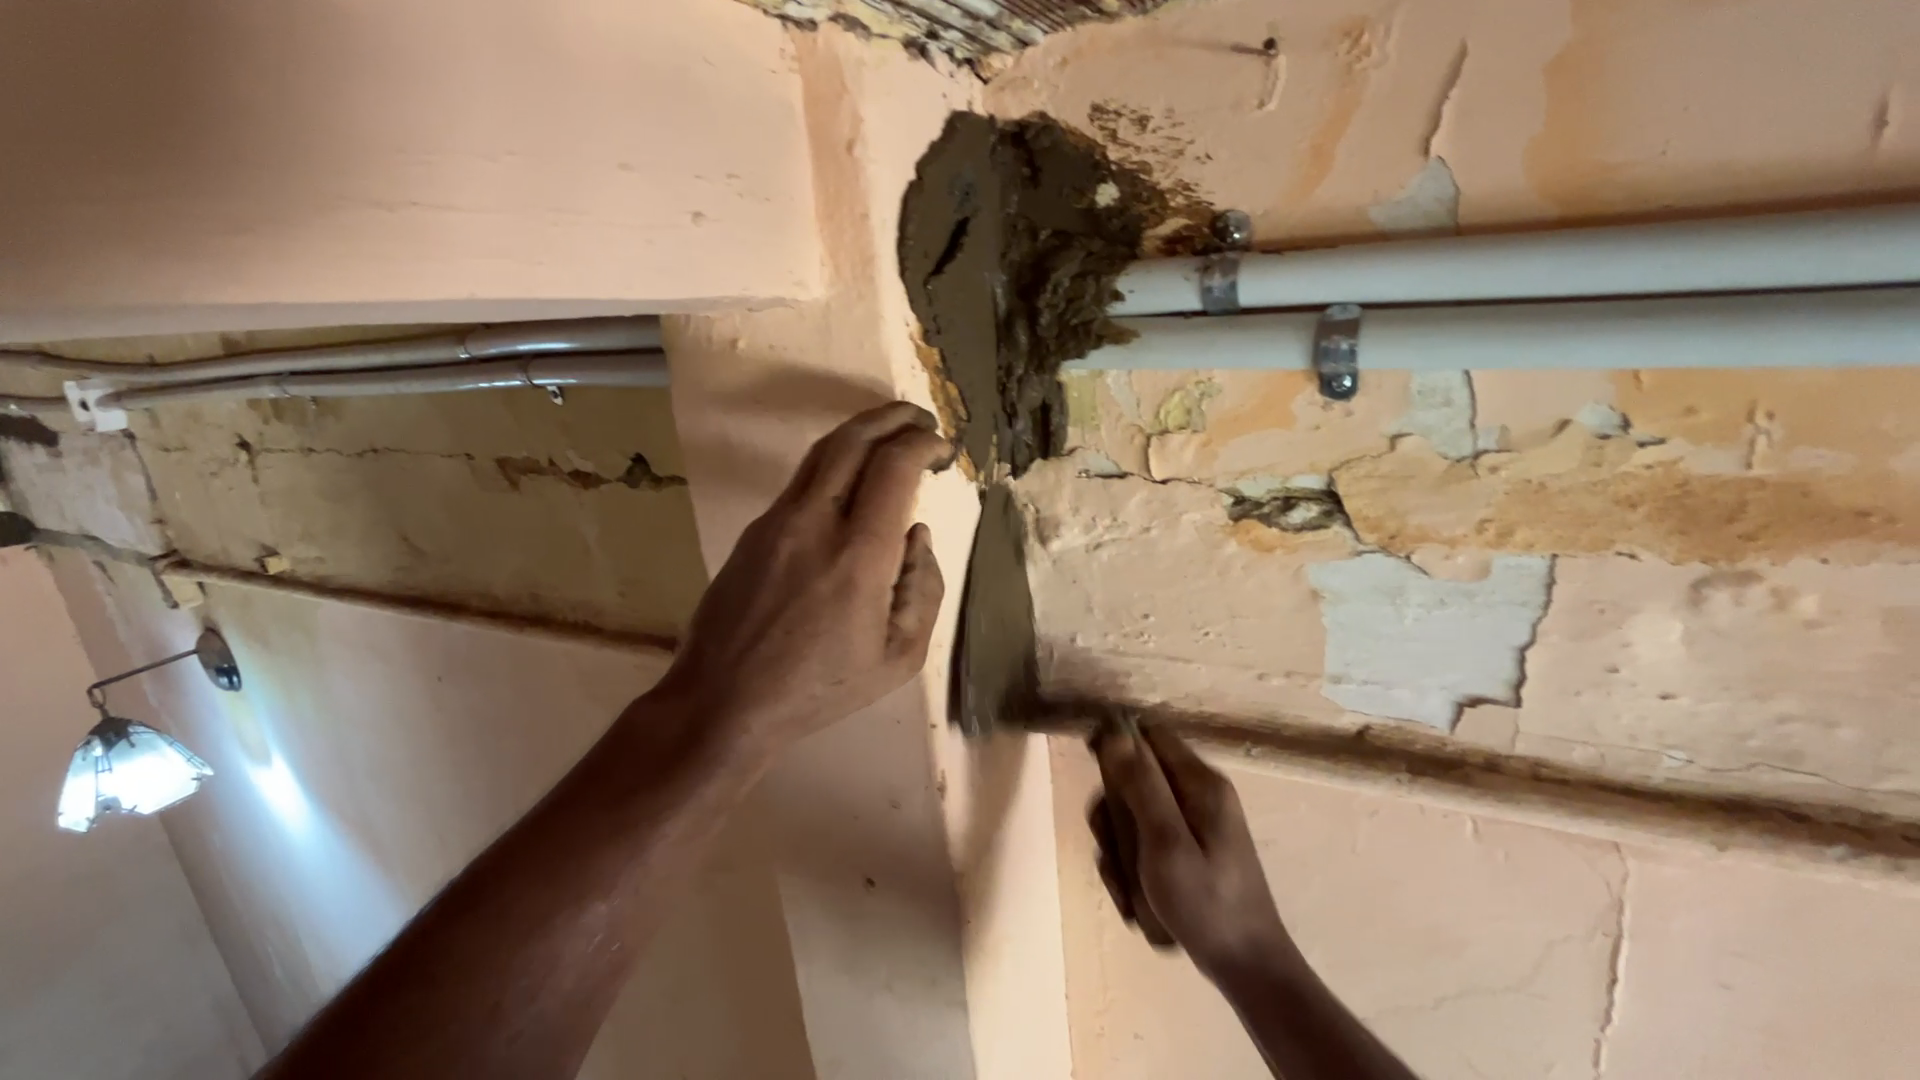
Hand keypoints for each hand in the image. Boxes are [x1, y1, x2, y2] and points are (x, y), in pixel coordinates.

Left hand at [658, 401, 950, 758]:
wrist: (724, 700)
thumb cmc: (821, 688)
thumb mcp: (899, 658)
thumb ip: (923, 589)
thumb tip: (917, 536)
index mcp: (860, 555)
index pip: (895, 466)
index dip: (923, 443)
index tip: (942, 447)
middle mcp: (815, 522)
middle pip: (854, 439)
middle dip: (894, 418)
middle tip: (921, 419)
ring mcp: (777, 521)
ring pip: (822, 451)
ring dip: (861, 431)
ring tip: (890, 432)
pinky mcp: (754, 531)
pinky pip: (802, 480)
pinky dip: (836, 461)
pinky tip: (852, 479)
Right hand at [1090, 725, 1292, 977]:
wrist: (1246, 966)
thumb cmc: (1206, 903)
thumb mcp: (1165, 842)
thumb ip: (1140, 785)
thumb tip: (1114, 730)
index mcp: (1200, 783)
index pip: (1148, 735)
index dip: (1115, 749)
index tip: (1095, 783)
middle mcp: (1198, 795)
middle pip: (1135, 780)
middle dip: (1114, 817)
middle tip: (1113, 853)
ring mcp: (1194, 826)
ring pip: (1134, 817)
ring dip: (1120, 851)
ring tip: (1128, 889)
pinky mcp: (1189, 852)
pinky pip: (1146, 845)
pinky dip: (1134, 870)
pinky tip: (1137, 901)